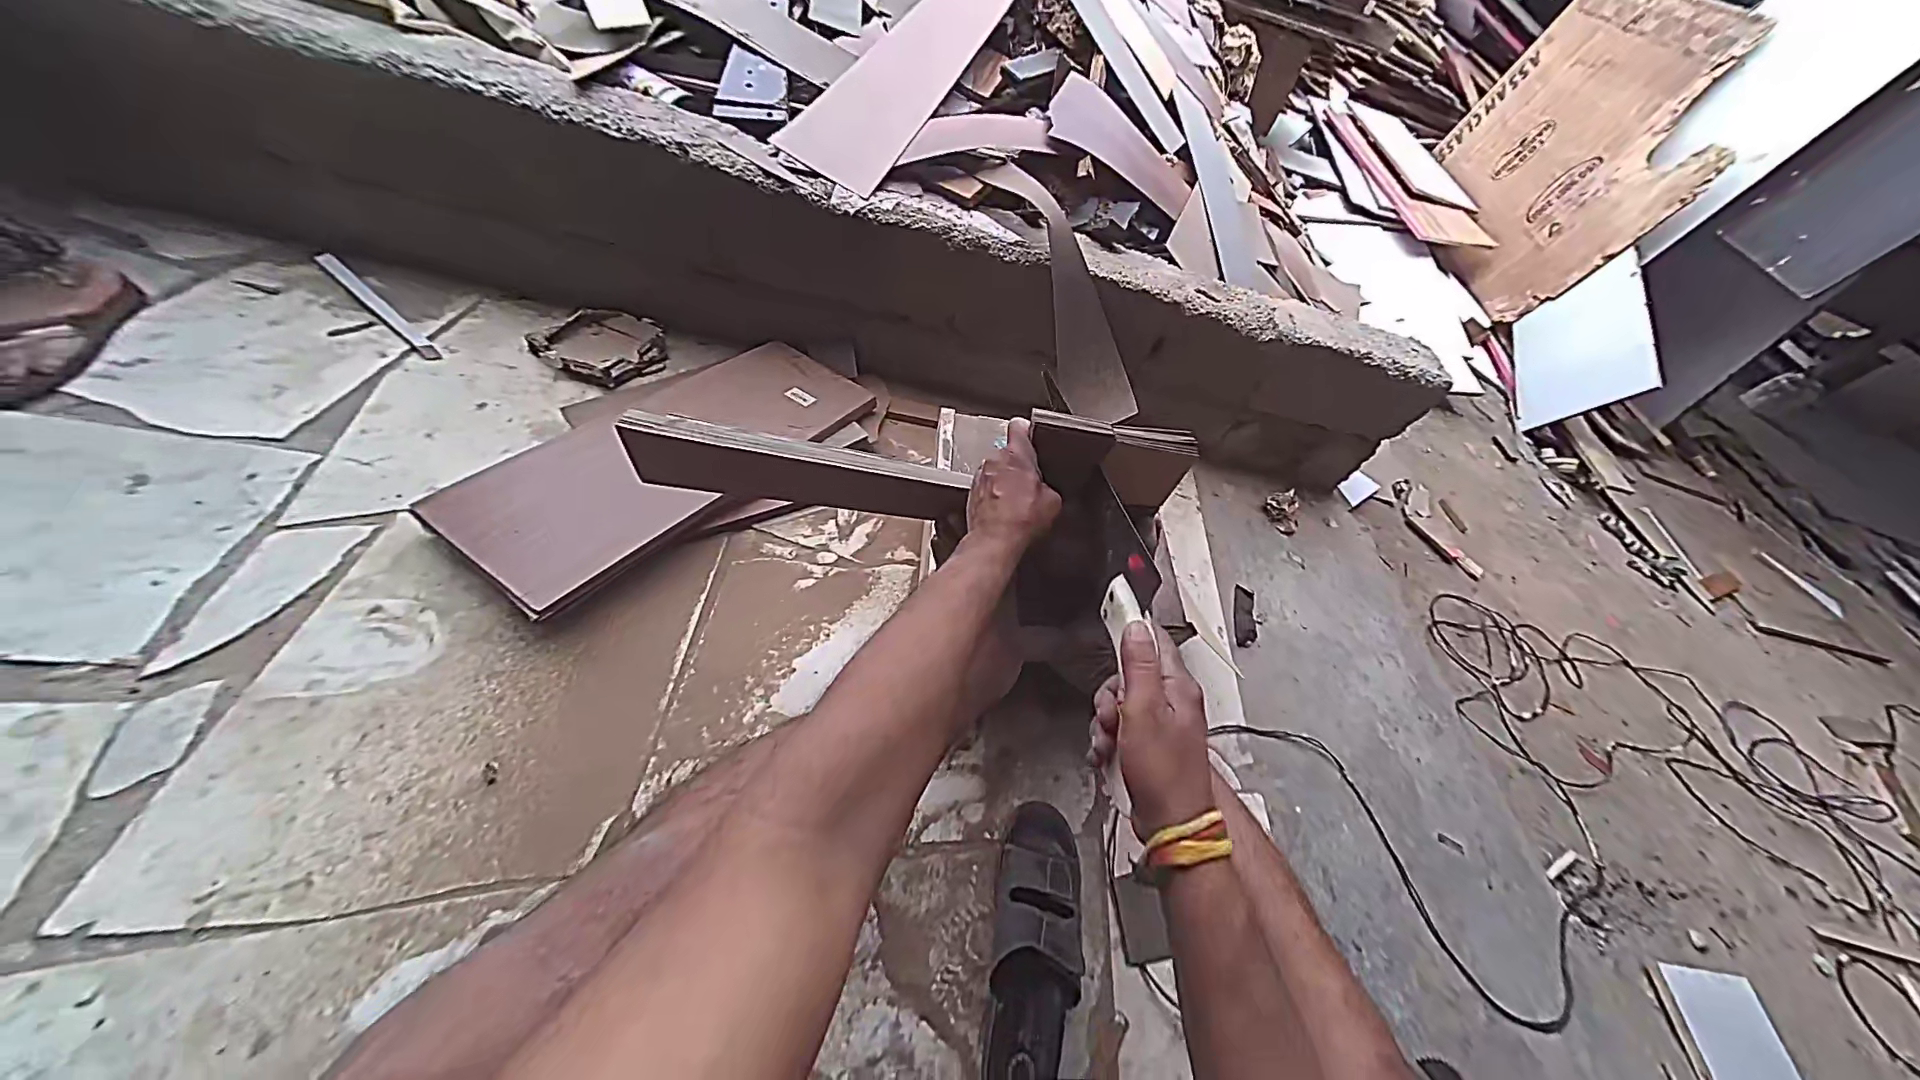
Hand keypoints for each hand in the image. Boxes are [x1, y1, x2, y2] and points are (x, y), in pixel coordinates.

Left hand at [965, 417, 1059, 552]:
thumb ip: (1048, 486)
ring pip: (995, 471)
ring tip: (1015, 502)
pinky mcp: (971, 493)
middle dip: (1017, 466)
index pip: (1019, 427)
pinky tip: (1003, 511)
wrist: (994, 541)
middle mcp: (994, 461)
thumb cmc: (1020, 520)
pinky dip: (993, 496)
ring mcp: (979, 477)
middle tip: (1028, 484)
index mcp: (1016, 456)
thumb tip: (1045, 490)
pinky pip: (985, 488)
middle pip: (1007, 454)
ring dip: (1003, 482)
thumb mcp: (1052, 501)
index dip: (1026, 430)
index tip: (1029, 433)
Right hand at [1090, 622, 1214, 838]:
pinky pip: (1120, 728)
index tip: (1110, 620)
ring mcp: (1161, 723)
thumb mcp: (1144, 711)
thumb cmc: (1164, 774)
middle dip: (1110, 694)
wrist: (1172, 824)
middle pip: (1130, 676)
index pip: (1154, 640)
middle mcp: (1173, 701)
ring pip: (1120, 703)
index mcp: (1178, 687)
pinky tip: (1109, 753)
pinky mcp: (1149, 743)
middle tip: (1111, 714)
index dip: (1131, 630)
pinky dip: (1109, 739)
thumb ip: (1139, 667)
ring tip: (1110, 740)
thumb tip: (1136, 627)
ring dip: (1106, 721)